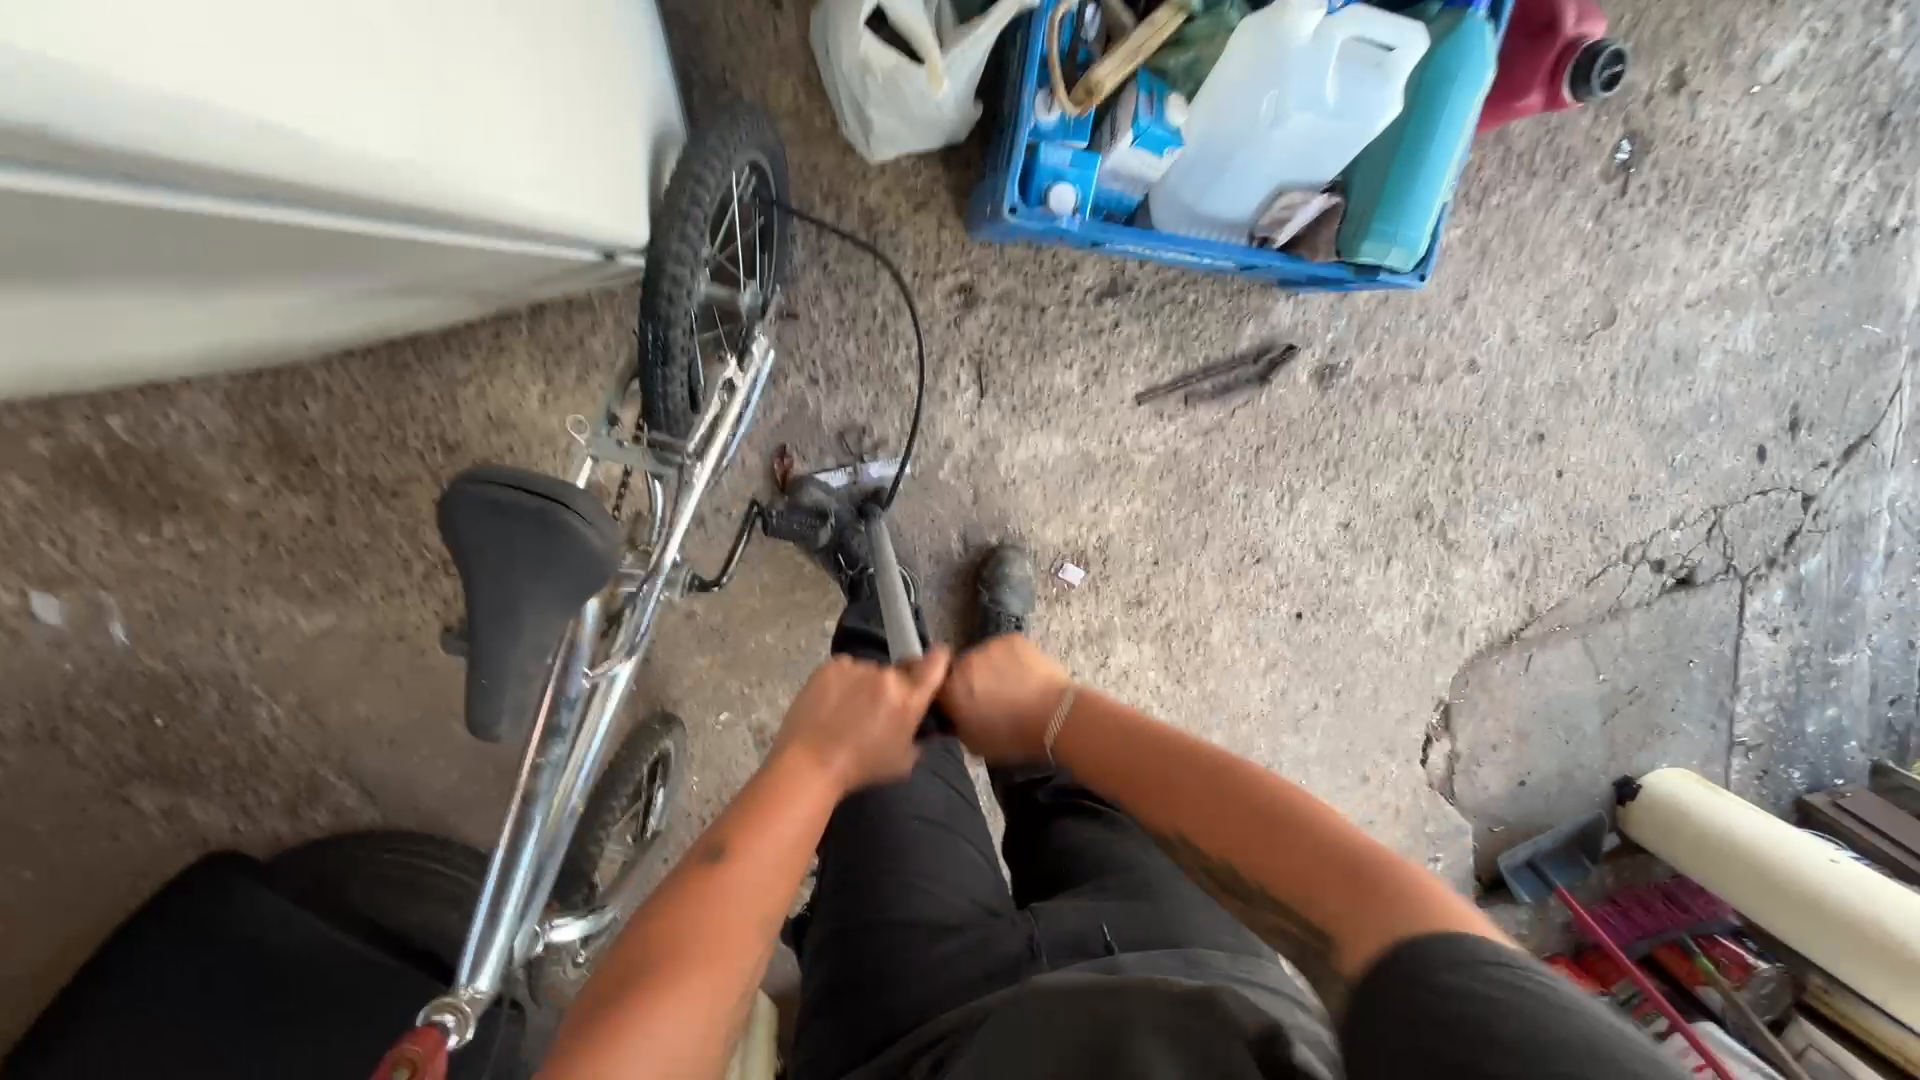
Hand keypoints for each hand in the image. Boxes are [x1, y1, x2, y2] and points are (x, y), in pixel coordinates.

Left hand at [771, 647, 951, 795]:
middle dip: (894, 685)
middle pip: (899, 671)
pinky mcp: (831, 666)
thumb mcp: (904, 761)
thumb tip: (920, 727)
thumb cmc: (860, 768)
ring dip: (865, 684)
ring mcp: (858, 668)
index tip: (933, 664)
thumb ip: (918, 737)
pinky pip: (845, 668)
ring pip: (869, 670)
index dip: (937, 660)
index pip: (936, 662)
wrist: (810, 764)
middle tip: (877, 708)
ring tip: (847, 710)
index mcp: (910, 698)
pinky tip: (831, 702)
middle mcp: (888, 676)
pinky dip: (842, 681)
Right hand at [938, 636, 1074, 764]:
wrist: (1055, 717)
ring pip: (983, 657)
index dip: (949, 696)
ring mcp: (989, 646)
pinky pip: (1004, 648)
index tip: (961, 705)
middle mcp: (964, 662)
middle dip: (971, 680)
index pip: (938, 687)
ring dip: (990, 668)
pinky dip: (1011, 658)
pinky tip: (1024, 674)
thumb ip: (957, 726)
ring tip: (1011, 685)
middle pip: (961, 669)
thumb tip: (954, 717)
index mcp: (951, 689)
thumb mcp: (974, 744)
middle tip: (990, 697)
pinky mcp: (1012, 639)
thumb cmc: (1014, 736)